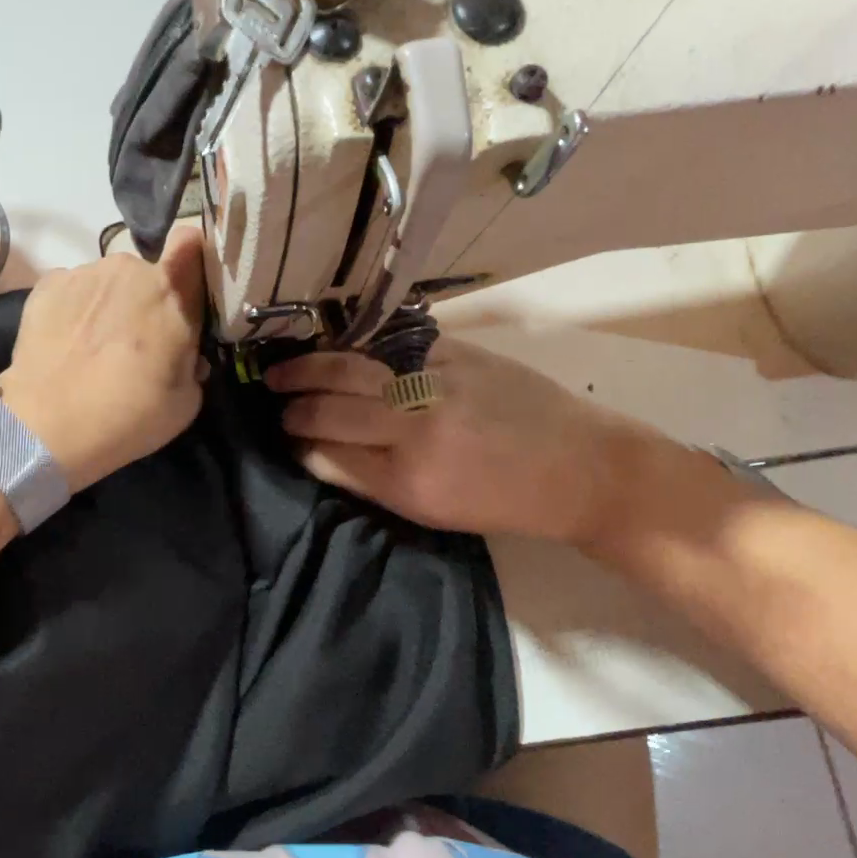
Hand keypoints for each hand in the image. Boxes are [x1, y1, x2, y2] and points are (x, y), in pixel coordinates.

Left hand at [0, 227, 207, 489]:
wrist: (48, 426)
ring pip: (107, 282)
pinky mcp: (47, 284)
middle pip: (147, 274)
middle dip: (145, 301)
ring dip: (107, 305)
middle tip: (134, 345)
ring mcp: (85, 272)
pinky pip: (72, 289)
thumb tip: (185, 352)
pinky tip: (66, 344)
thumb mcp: (185, 403)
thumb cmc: (128, 417)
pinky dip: (74, 310)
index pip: (192, 244)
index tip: (185, 289)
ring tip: (93, 348)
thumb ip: (192, 363)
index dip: (191, 261)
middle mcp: (130, 269)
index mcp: (172, 293)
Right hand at [265, 337, 679, 545]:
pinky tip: (336, 348)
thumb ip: (368, 480)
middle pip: (333, 410)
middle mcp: (415, 429)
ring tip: (284, 370)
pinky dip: (356, 348)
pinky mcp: (456, 355)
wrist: (581, 467)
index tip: (283, 436)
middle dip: (296, 406)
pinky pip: (390, 347)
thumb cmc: (501, 501)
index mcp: (407, 480)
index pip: (328, 454)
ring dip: (311, 368)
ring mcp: (435, 385)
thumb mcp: (428, 510)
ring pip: (352, 370)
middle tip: (275, 400)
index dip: (299, 444)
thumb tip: (316, 453)